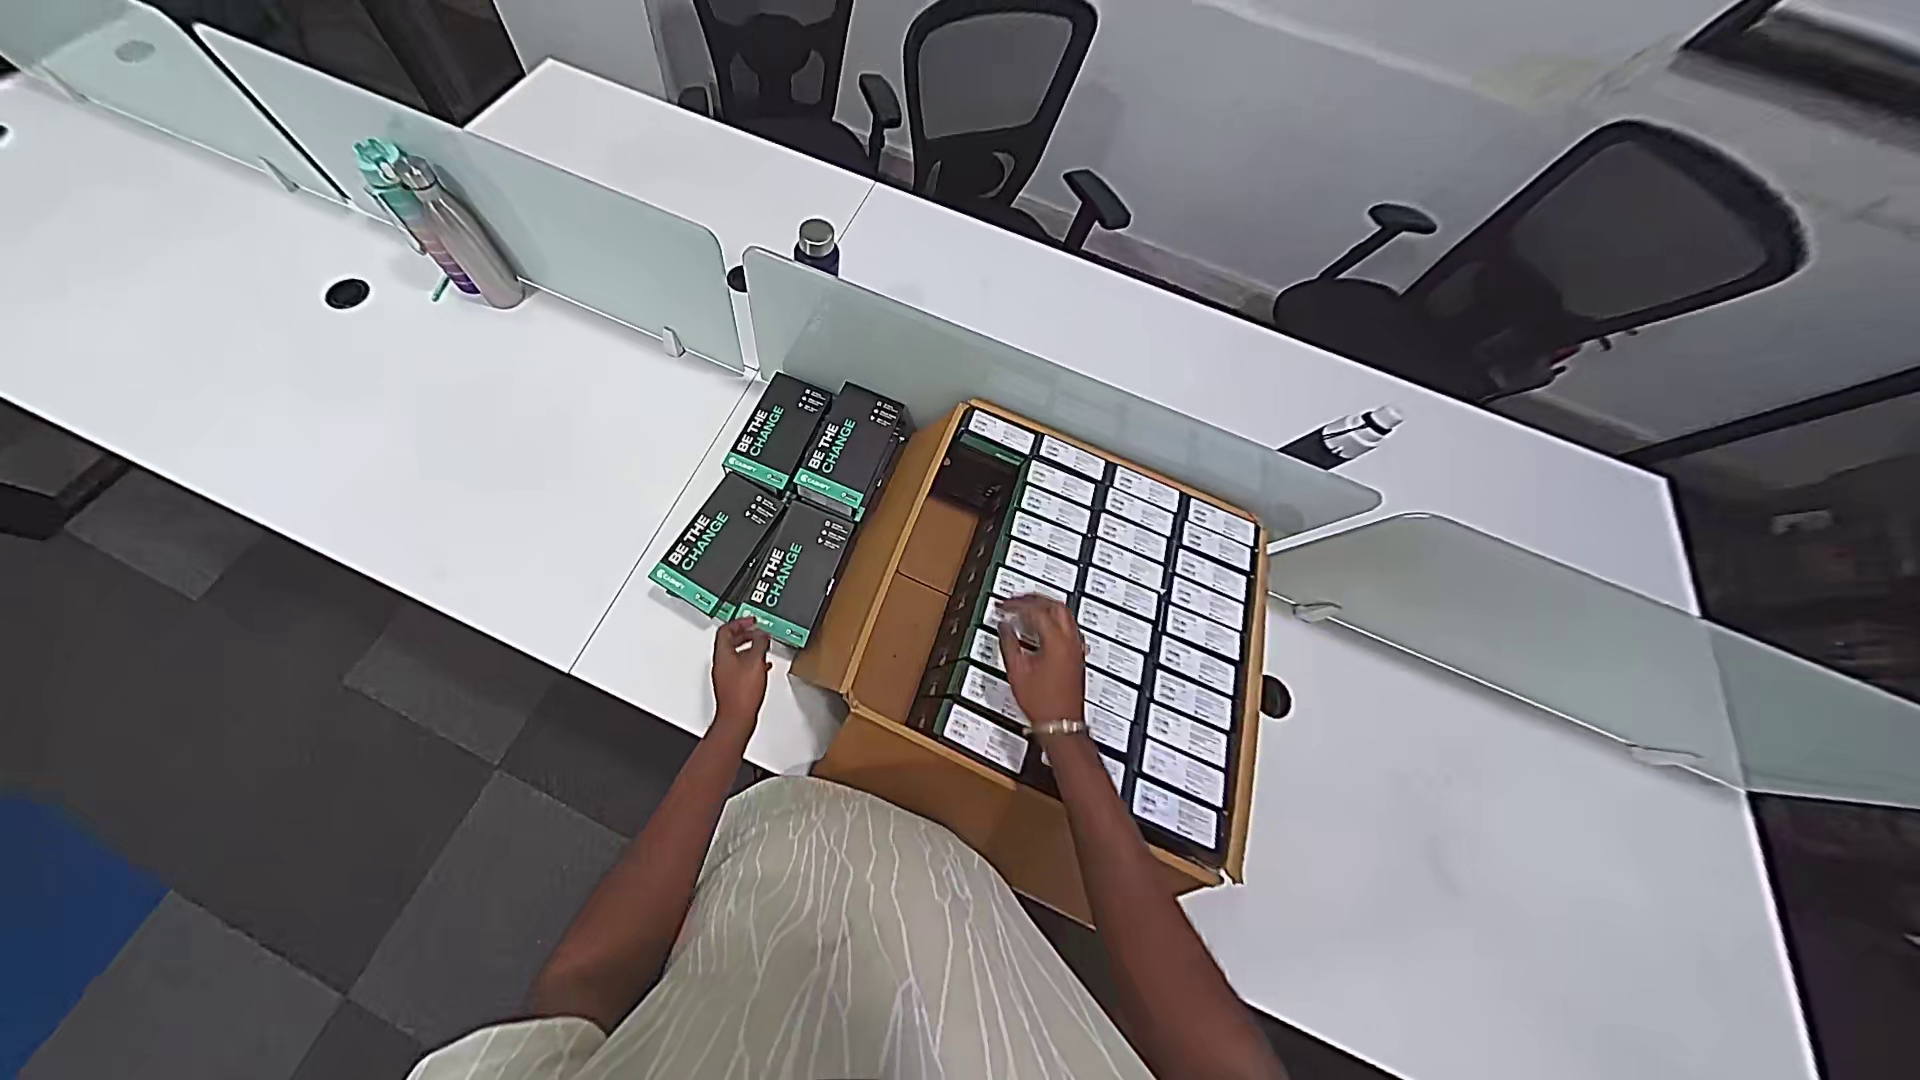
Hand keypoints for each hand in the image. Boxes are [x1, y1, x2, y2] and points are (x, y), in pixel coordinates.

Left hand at [711, 617, 770, 729]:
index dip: (739, 622)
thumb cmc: (742, 692)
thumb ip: (759, 643)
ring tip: (762, 645)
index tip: (751, 620)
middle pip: (730, 641)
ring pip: (736, 653)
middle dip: (745, 633)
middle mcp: (721, 663)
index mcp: (723, 654)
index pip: (726, 630)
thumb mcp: (756, 660)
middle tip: (757, 630)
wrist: (738, 717)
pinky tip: (762, 665)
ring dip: (749, 646)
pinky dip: (751, 660)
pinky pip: (741, 666)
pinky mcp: (733, 684)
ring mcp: (726, 674)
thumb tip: (761, 634)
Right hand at [997, 595, 1085, 738]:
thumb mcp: (1017, 671)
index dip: (1016, 604)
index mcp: (1056, 640)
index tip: (1003, 605)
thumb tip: (1004, 626)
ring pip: (1064, 614)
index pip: (1036, 610)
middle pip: (1055, 604)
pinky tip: (1041, 628)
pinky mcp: (1077, 656)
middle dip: (1034, 598)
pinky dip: (1053, 620)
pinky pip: (1068, 627)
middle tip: (1016, 600)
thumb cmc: (1042, 703)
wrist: (1061, 724)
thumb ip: (1009, 643)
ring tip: (1027, 610)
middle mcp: (1070, 640)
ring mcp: (1076, 648)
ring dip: (1045, 607)